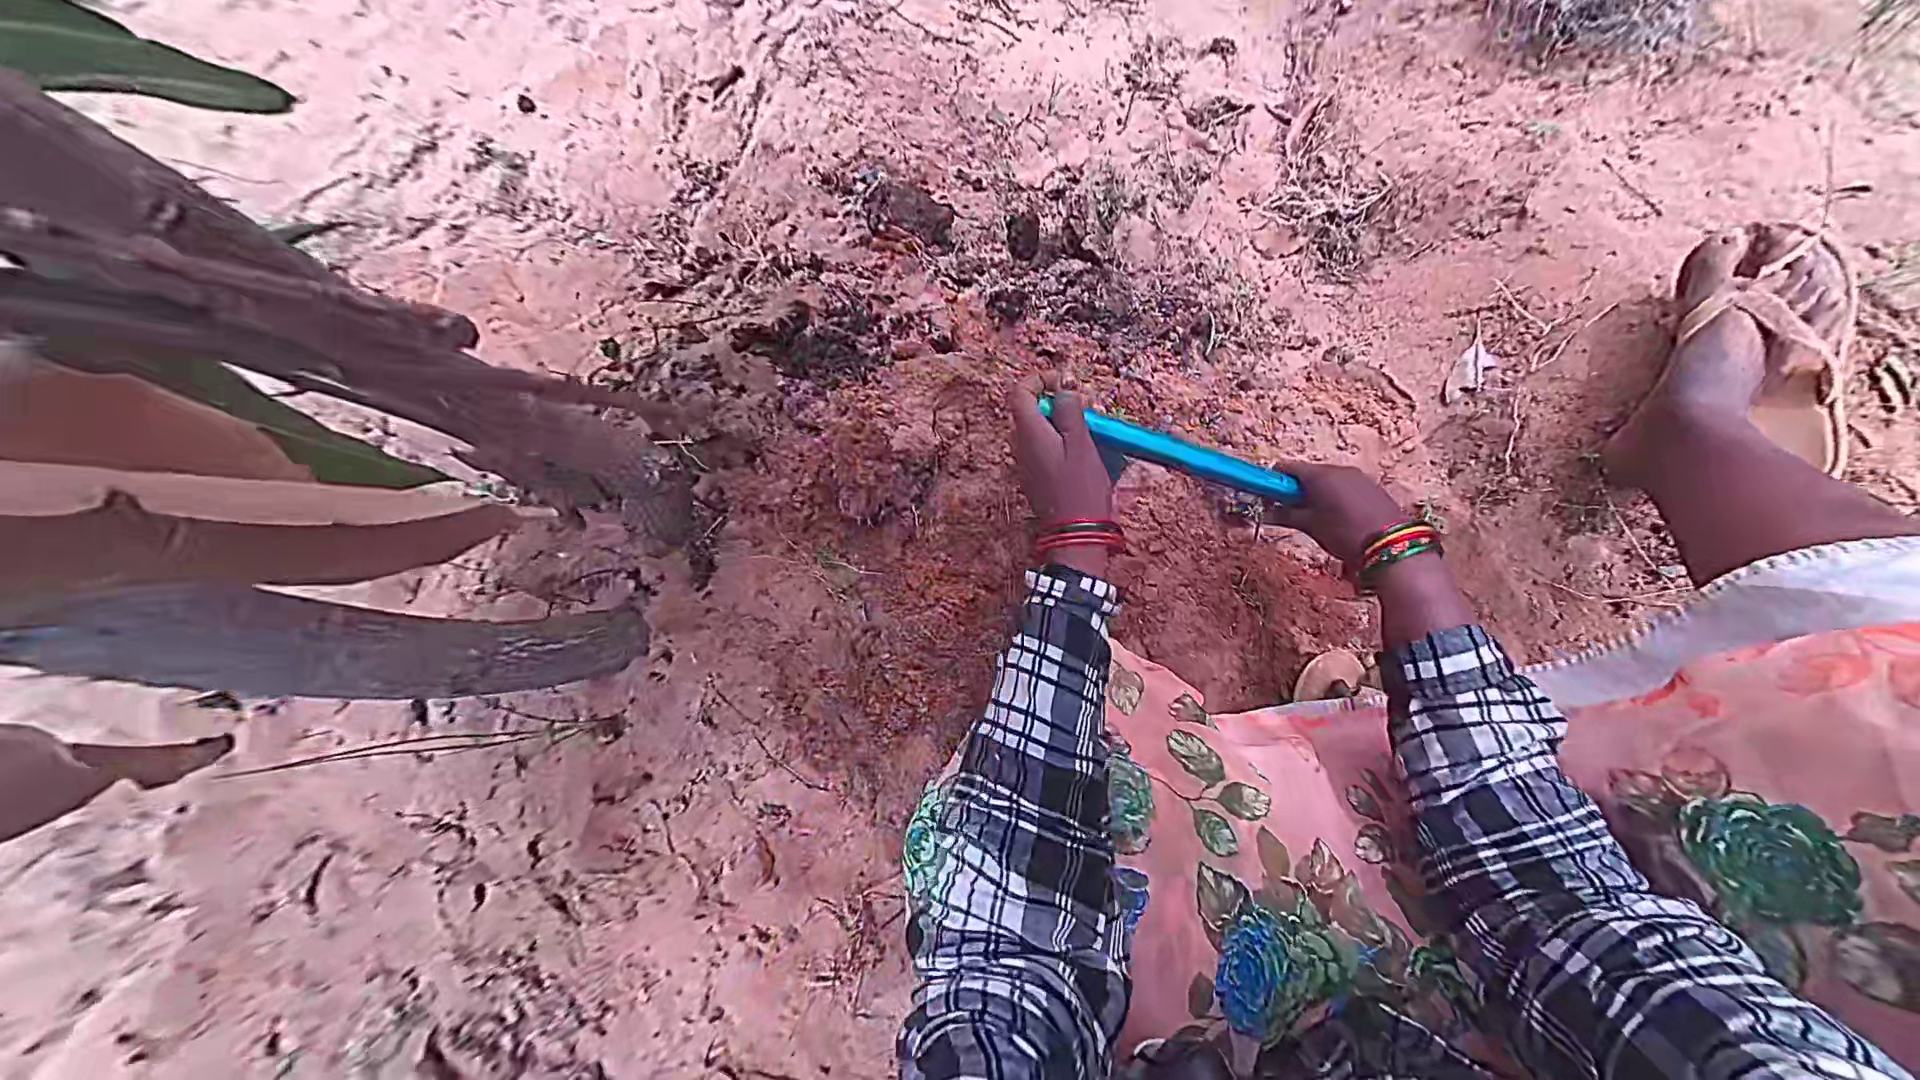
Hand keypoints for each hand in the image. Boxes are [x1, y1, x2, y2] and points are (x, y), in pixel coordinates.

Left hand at [1008, 375, 1116, 576]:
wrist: (1075, 533)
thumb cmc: (1080, 489)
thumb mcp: (1081, 442)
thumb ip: (1070, 409)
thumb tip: (1064, 384)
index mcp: (1028, 432)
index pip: (1020, 391)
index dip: (1042, 379)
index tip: (1068, 384)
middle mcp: (1020, 444)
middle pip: (1033, 408)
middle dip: (1061, 401)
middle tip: (1089, 409)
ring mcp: (1026, 461)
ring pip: (1041, 427)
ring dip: (1066, 422)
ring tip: (1092, 431)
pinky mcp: (1035, 474)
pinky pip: (1046, 446)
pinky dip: (1064, 440)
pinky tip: (1085, 451)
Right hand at [1263, 461, 1472, 646]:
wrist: (1392, 546)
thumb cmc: (1343, 533)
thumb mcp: (1309, 525)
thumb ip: (1284, 514)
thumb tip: (1263, 512)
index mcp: (1319, 474)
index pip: (1285, 468)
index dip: (1272, 481)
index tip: (1266, 498)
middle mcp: (1338, 469)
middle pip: (1306, 473)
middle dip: (1293, 490)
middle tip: (1286, 512)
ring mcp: (1357, 477)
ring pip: (1325, 480)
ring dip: (1313, 494)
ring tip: (1311, 518)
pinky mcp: (1371, 488)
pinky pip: (1342, 486)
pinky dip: (1332, 497)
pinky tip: (1333, 518)